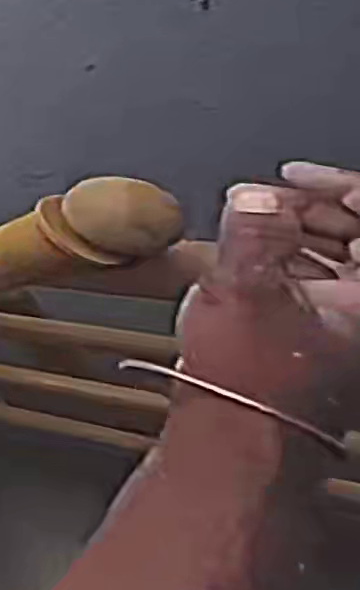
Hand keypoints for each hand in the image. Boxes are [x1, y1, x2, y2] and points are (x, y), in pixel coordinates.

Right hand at [176, 163, 359, 431]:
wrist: (241, 414)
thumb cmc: (253, 367)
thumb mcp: (242, 293)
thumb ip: (252, 238)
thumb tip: (257, 195)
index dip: (343, 188)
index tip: (295, 175)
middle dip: (316, 205)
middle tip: (265, 193)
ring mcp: (356, 313)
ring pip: (347, 250)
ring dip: (300, 227)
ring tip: (252, 215)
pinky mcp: (327, 321)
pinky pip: (324, 271)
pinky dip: (292, 251)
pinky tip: (257, 247)